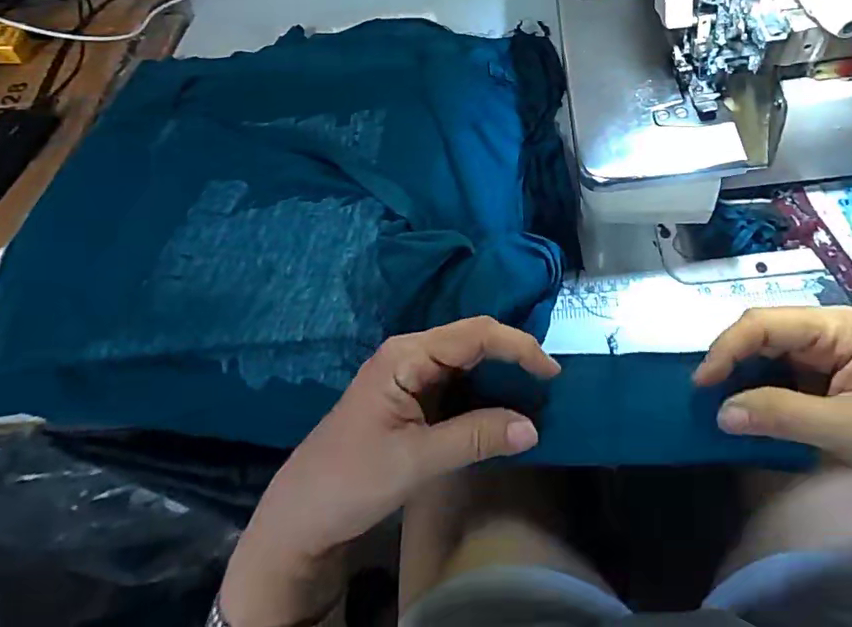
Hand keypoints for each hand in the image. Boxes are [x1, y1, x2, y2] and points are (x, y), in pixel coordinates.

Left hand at [220, 317, 558, 626]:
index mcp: (407, 354)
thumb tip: (532, 427)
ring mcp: (409, 374)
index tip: (551, 373)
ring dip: (500, 375)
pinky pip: (456, 383)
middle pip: (473, 340)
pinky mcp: (411, 396)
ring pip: (467, 361)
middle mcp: (410, 353)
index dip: (517, 347)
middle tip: (548, 386)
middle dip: (512, 357)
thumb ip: (475, 438)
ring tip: (534, 396)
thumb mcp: (415, 461)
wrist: (300, 517)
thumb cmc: (351, 480)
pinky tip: (502, 409)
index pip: (475, 334)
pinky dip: (483, 393)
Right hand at [693, 307, 851, 520]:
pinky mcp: (825, 381)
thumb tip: (721, 413)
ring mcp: (826, 356)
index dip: (729, 347)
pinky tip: (743, 409)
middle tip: (702, 395)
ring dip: (740, 376)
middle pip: (763, 332)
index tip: (702, 383)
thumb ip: (782, 415)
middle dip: (730, 359)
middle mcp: (827, 332)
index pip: (767, 323)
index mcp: (838, 327)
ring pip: (767, 354)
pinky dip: (757, 392)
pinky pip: (780, 377)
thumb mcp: (849, 430)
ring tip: (714, 403)